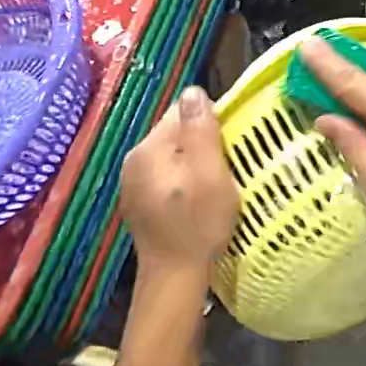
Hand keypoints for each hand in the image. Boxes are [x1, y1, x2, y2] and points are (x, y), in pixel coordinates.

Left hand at [118, 86, 239, 277]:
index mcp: (148, 149)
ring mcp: (134, 182)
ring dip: (196, 161)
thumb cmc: (199, 223)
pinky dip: (186, 178)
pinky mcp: (141, 201)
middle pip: (177, 132)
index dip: (211, 122)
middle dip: (204, 142)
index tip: (231, 143)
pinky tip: (199, 197)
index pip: (181, 112)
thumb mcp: (210, 173)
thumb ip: (200, 130)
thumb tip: (193, 90)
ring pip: (174, 154)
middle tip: (228, 164)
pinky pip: (168, 174)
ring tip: (217, 180)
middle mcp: (134, 160)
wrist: (175, 275)